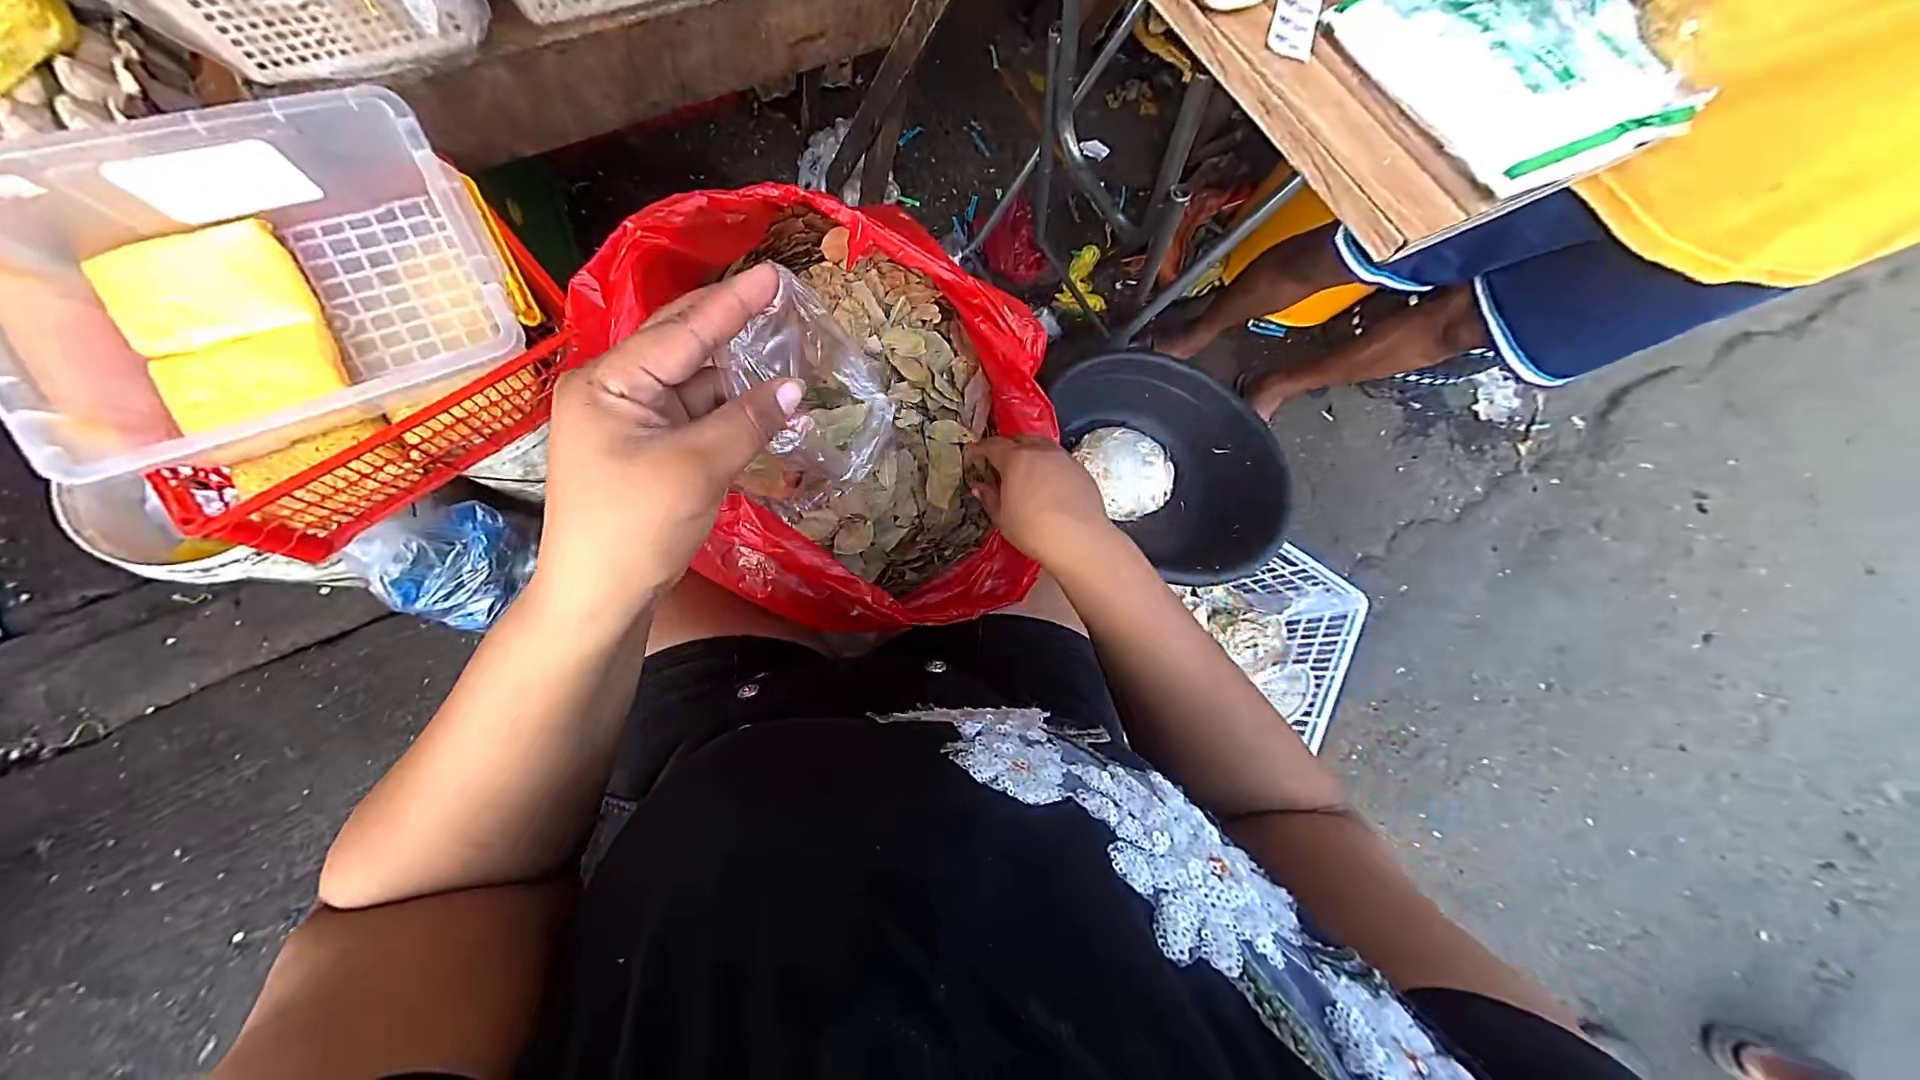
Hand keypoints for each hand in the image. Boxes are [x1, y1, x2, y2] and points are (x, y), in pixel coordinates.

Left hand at [536, 264, 799, 620]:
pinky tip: (762, 407)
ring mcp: (631, 421)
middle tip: (777, 299)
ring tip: (784, 359)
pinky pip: (695, 418)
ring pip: (695, 387)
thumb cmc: (637, 526)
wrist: (600, 595)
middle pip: (683, 349)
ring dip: (738, 381)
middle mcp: (615, 391)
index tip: (774, 274)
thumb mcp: (698, 468)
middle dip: (731, 328)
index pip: (683, 333)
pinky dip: (729, 414)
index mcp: (610, 382)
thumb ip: (748, 421)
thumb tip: (794, 387)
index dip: (734, 303)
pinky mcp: (646, 449)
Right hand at [967, 435, 1120, 568]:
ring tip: (1025, 469)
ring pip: (1042, 446)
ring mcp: (1063, 458)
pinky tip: (1048, 483)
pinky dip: (1049, 465)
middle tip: (998, 461)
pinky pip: (1059, 460)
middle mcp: (1040, 452)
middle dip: (1006, 447)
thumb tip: (980, 487)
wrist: (1079, 539)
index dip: (981, 449)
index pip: (993, 446)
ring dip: (1030, 453)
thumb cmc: (1034, 530)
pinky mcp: (1080, 469)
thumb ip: (989, 498)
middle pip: (1019, 439)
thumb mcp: (1002, 518)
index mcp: (1016, 459)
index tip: (975, 454)